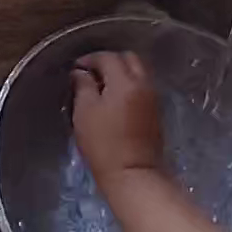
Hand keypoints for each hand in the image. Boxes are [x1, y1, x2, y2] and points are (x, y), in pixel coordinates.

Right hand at [71, 50, 163, 182]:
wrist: (133, 174)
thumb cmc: (103, 144)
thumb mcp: (85, 112)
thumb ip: (83, 86)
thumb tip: (81, 72)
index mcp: (125, 81)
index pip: (108, 57)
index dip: (90, 59)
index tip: (76, 69)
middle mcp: (143, 83)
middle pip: (128, 58)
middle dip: (109, 61)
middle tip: (91, 73)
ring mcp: (152, 97)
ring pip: (137, 71)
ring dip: (120, 72)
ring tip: (102, 86)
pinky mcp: (155, 111)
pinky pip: (142, 86)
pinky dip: (128, 84)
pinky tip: (114, 98)